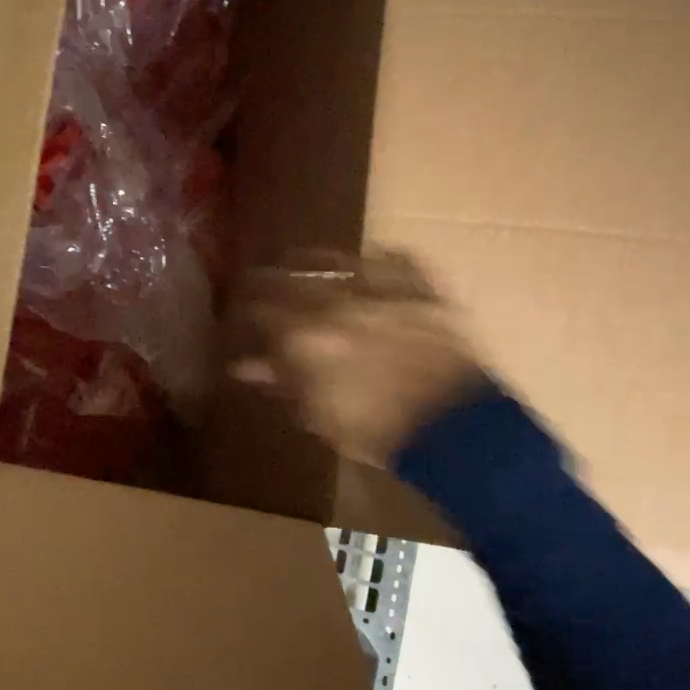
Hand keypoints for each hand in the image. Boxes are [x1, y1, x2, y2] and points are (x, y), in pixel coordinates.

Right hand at [229, 250, 486, 467]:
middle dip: (269, 280)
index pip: (259, 311)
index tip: (237, 312)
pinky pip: (396, 260)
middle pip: (291, 280)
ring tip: (301, 261)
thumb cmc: (374, 431)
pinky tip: (367, 259)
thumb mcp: (317, 413)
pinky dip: (377, 258)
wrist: (453, 430)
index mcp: (305, 339)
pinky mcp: (423, 290)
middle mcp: (337, 306)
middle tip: (258, 281)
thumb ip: (281, 381)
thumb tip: (245, 365)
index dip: (244, 310)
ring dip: (314, 262)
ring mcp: (383, 293)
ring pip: (337, 262)